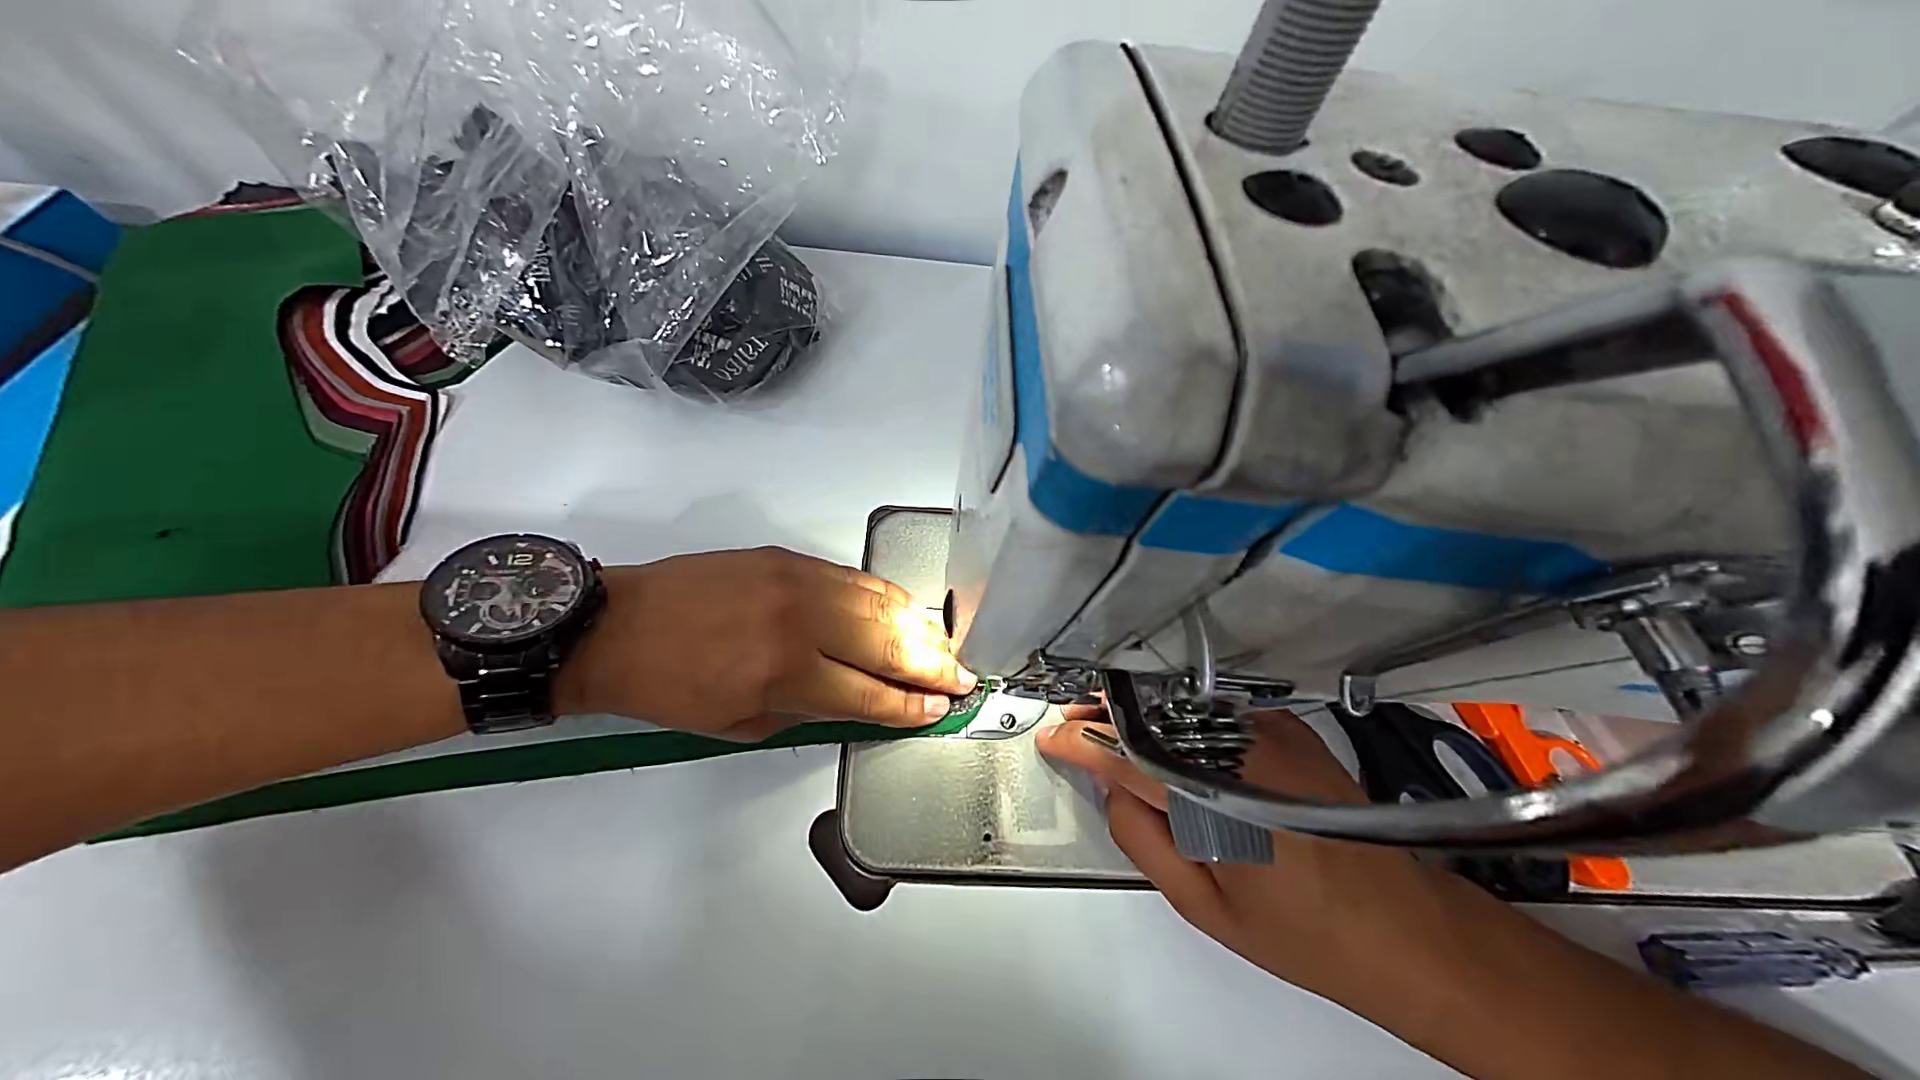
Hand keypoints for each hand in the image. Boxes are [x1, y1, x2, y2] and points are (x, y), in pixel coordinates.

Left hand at [556, 547, 974, 739]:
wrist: (619, 625)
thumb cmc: (671, 688)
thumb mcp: (740, 724)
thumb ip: (810, 712)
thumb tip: (866, 702)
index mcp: (783, 674)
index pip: (870, 693)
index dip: (911, 705)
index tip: (941, 709)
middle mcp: (800, 622)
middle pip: (889, 645)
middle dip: (934, 666)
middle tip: (964, 678)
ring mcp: (797, 580)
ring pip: (881, 603)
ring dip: (921, 628)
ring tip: (945, 647)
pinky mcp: (790, 557)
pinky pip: (855, 578)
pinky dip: (889, 597)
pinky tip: (908, 611)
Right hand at [1041, 709, 1875, 1079]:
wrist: (1413, 931)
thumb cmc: (1309, 934)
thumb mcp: (1206, 907)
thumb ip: (1145, 842)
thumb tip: (1114, 791)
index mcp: (1217, 799)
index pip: (1128, 754)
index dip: (1082, 740)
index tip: (1051, 734)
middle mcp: (1244, 751)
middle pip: (1154, 718)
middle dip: (1106, 718)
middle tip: (1074, 727)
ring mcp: (1272, 731)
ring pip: (1185, 710)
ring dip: (1144, 718)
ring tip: (1117, 736)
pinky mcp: (1291, 727)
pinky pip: (1218, 715)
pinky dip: (1185, 722)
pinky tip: (1175, 743)